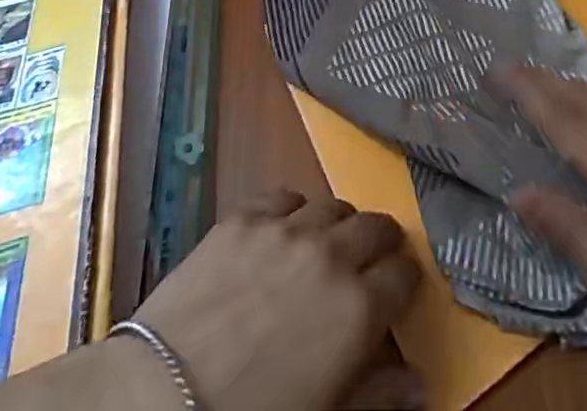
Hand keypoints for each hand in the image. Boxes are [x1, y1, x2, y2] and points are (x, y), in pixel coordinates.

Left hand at [129, 188, 424, 410]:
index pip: (404, 273)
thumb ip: (380, 394)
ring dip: (338, 223)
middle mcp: (328, 255)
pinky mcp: (242, 217)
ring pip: (331, 204)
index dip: (406, 280)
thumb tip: (418, 381)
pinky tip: (282, 229)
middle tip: (370, 259)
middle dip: (381, 241)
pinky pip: (282, 196)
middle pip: (374, 226)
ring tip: (326, 244)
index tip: (399, 288)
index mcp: (358, 307)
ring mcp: (282, 229)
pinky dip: (293, 209)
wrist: (168, 391)